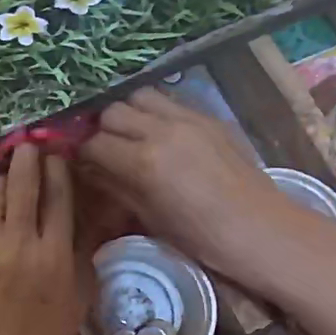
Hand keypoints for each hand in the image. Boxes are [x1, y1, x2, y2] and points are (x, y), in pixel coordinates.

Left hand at [0, 144, 82, 334]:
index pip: (60, 198)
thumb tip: (81, 220)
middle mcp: (23, 245)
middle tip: (29, 142)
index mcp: (57, 256)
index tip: (57, 151)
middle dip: (28, 158)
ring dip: (1, 174)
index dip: (59, 169)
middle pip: (25, 187)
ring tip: (5, 162)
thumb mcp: (78, 301)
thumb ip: (80, 257)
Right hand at [80, 89, 335, 282]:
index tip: (71, 157)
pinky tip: (155, 132)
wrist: (263, 232)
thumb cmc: (202, 238)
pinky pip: (169, 101)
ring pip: (138, 96)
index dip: (77, 150)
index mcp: (144, 162)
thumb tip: (85, 167)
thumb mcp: (149, 216)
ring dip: (126, 112)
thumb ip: (114, 185)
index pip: (93, 142)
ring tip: (127, 133)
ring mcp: (189, 118)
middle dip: (99, 128)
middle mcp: (162, 130)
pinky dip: (153, 111)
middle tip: (98, 147)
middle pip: (112, 111)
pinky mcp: (209, 117)